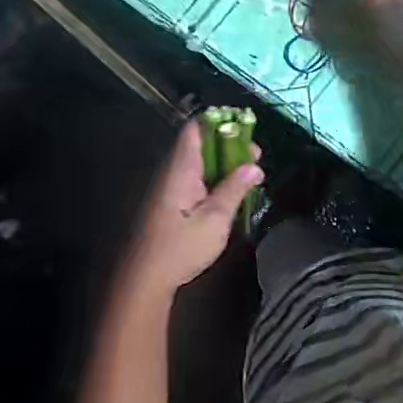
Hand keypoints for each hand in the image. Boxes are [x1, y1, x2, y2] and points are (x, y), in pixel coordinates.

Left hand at [118, 121, 264, 296]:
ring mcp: (170, 188)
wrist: (145, 279)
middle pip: (200, 145)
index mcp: (180, 171)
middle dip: (229, 145)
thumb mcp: (215, 219)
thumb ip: (234, 190)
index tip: (245, 129)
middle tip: (256, 156)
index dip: (219, 123)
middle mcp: (172, 173)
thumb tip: (254, 166)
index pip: (195, 131)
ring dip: (225, 164)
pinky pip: (196, 179)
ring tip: (251, 173)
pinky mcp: (172, 204)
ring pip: (199, 163)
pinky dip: (216, 179)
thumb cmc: (180, 248)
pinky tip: (233, 191)